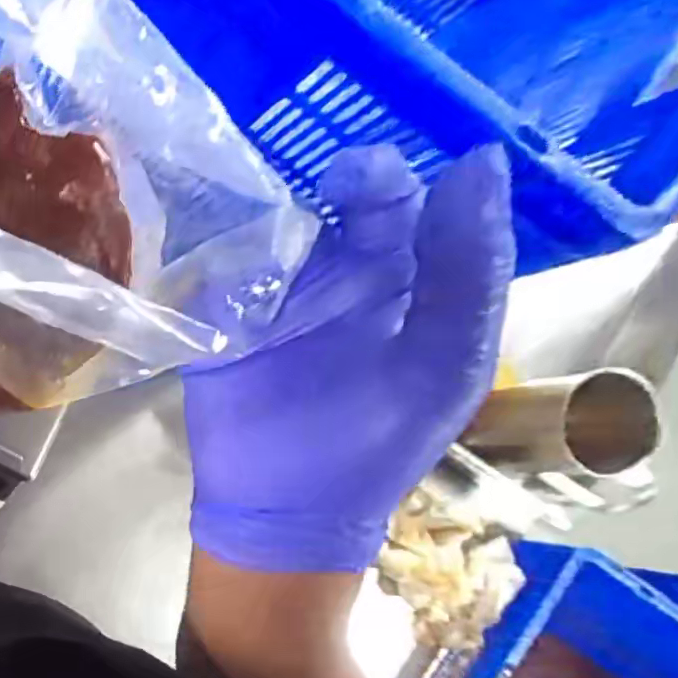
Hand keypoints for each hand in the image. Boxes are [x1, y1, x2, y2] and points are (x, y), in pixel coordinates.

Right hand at [182, 143, 513, 572]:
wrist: (281, 514)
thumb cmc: (373, 446)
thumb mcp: (448, 359)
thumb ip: (468, 270)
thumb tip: (474, 163)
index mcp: (390, 282)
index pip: (390, 206)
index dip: (382, 177)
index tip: (356, 172)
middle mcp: (322, 284)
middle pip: (314, 213)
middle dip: (312, 192)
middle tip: (307, 189)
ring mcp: (259, 308)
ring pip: (255, 238)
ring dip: (252, 216)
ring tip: (248, 200)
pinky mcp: (209, 335)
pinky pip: (205, 283)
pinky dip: (204, 258)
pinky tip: (207, 245)